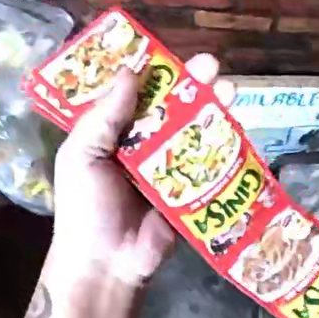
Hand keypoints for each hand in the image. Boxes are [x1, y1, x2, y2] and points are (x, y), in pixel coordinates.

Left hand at [48, 54, 234, 290]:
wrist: (107, 264)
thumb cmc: (86, 208)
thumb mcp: (81, 155)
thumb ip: (104, 116)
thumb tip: (130, 71)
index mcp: (113, 135)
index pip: (136, 95)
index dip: (154, 72)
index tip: (171, 53)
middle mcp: (144, 147)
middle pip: (173, 109)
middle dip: (193, 85)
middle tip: (211, 65)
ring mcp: (171, 170)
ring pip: (195, 132)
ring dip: (213, 110)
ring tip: (229, 89)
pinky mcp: (192, 192)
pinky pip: (209, 166)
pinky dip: (224, 148)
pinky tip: (237, 128)